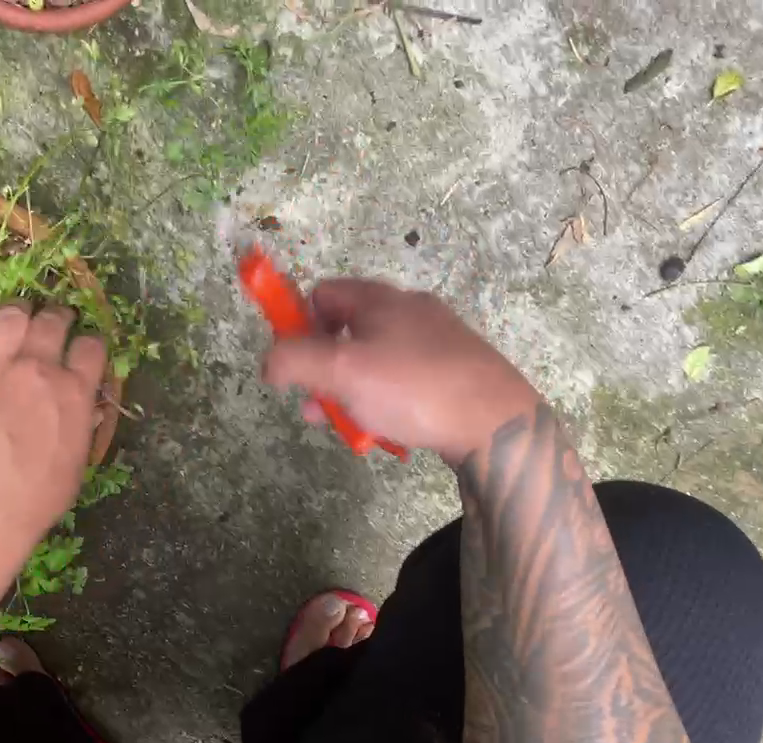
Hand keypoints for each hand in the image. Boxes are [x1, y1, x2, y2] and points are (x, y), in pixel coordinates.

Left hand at [0, 303, 104, 547]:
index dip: (90, 344)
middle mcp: (39, 368)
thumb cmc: (40, 494)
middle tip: (55, 323)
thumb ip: (81, 425)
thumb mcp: (78, 460)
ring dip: (19, 311)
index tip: (84, 349)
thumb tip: (85, 407)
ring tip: (19, 317)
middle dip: (58, 317)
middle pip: (53, 321)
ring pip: (12, 314)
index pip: (92, 346)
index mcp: (75, 392)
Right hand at [261, 280, 541, 464]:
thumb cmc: (411, 388)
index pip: (321, 294)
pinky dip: (382, 401)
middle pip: (345, 331)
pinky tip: (385, 429)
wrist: (494, 421)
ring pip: (372, 361)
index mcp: (379, 300)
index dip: (298, 325)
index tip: (294, 364)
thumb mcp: (341, 371)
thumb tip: (268, 362)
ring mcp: (433, 340)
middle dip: (322, 370)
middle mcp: (408, 310)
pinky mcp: (451, 370)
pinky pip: (400, 380)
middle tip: (315, 405)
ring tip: (347, 425)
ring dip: (349, 392)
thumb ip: (294, 360)